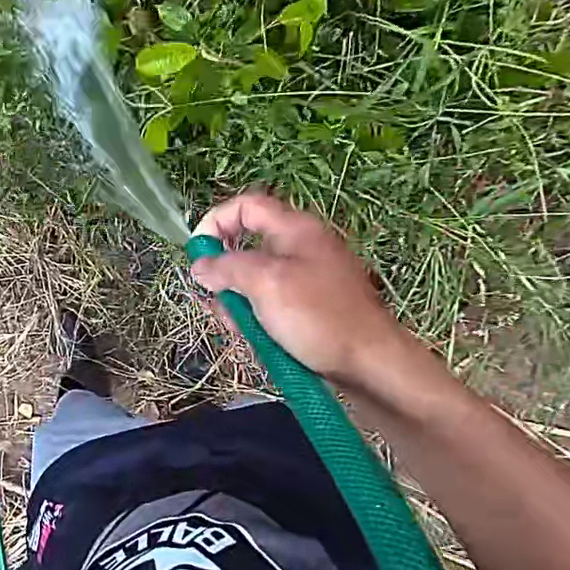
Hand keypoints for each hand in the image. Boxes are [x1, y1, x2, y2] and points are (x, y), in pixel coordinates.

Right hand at [189, 192, 411, 385]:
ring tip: (242, 328)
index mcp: (295, 228)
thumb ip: (227, 268)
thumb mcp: (265, 284)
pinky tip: (261, 340)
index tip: (197, 255)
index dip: (215, 222)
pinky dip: (261, 317)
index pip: (245, 206)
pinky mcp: (313, 306)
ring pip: (257, 280)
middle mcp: (303, 246)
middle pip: (248, 246)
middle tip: (219, 303)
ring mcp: (310, 277)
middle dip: (225, 274)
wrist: (372, 363)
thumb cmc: (318, 316)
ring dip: (241, 303)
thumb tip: (200, 265)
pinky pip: (274, 303)